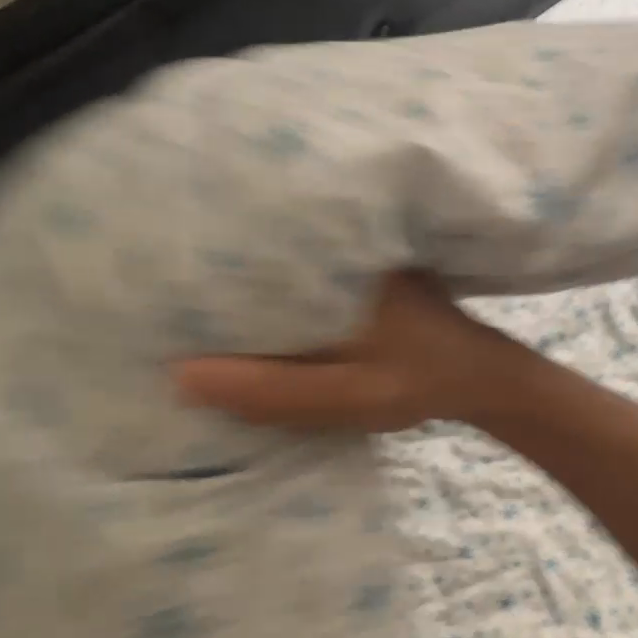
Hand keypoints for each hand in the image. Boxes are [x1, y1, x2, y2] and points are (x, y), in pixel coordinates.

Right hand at [173, 272, 522, 432]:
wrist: (480, 377)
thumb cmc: (419, 381)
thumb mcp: (348, 395)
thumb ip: (276, 389)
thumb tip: (181, 374)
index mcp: (340, 259)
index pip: (255, 244)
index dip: (205, 255)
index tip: (157, 268)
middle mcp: (346, 242)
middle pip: (264, 246)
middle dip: (218, 264)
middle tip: (161, 280)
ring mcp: (356, 252)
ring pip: (283, 261)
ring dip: (246, 277)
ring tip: (189, 291)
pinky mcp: (361, 268)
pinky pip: (303, 273)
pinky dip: (275, 288)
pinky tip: (246, 305)